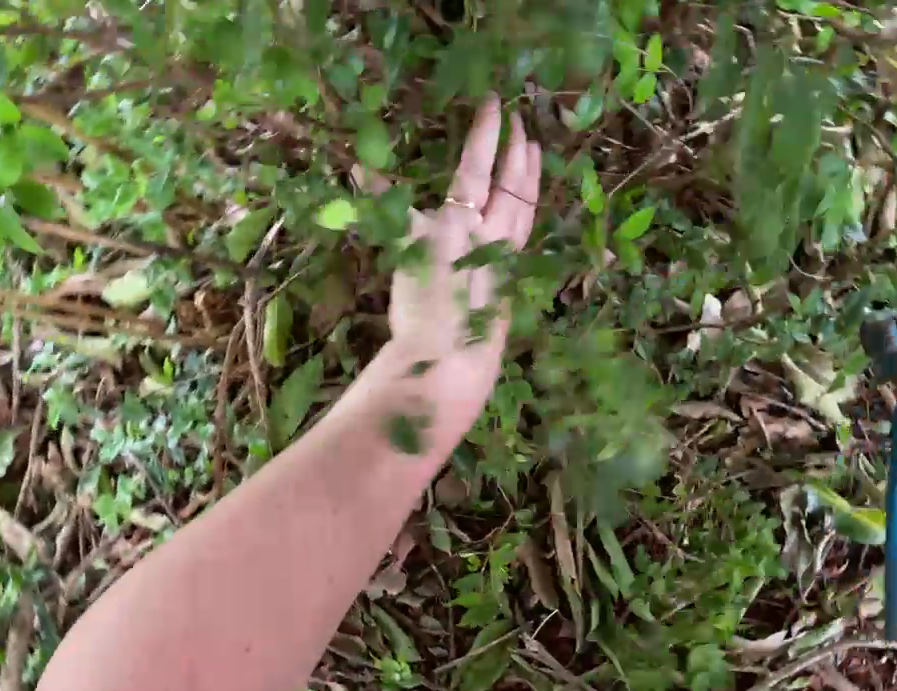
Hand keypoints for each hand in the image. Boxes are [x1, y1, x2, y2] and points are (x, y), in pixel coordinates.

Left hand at [372, 95, 539, 441]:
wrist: (450, 369)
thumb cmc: (468, 357)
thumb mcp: (483, 324)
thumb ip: (484, 300)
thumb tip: (482, 306)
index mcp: (503, 265)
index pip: (520, 217)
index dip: (527, 185)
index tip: (534, 153)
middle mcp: (488, 245)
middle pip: (508, 191)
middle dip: (513, 157)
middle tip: (519, 122)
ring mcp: (460, 238)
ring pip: (476, 181)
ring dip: (482, 146)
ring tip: (492, 115)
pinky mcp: (425, 242)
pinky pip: (397, 209)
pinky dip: (378, 188)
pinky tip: (361, 166)